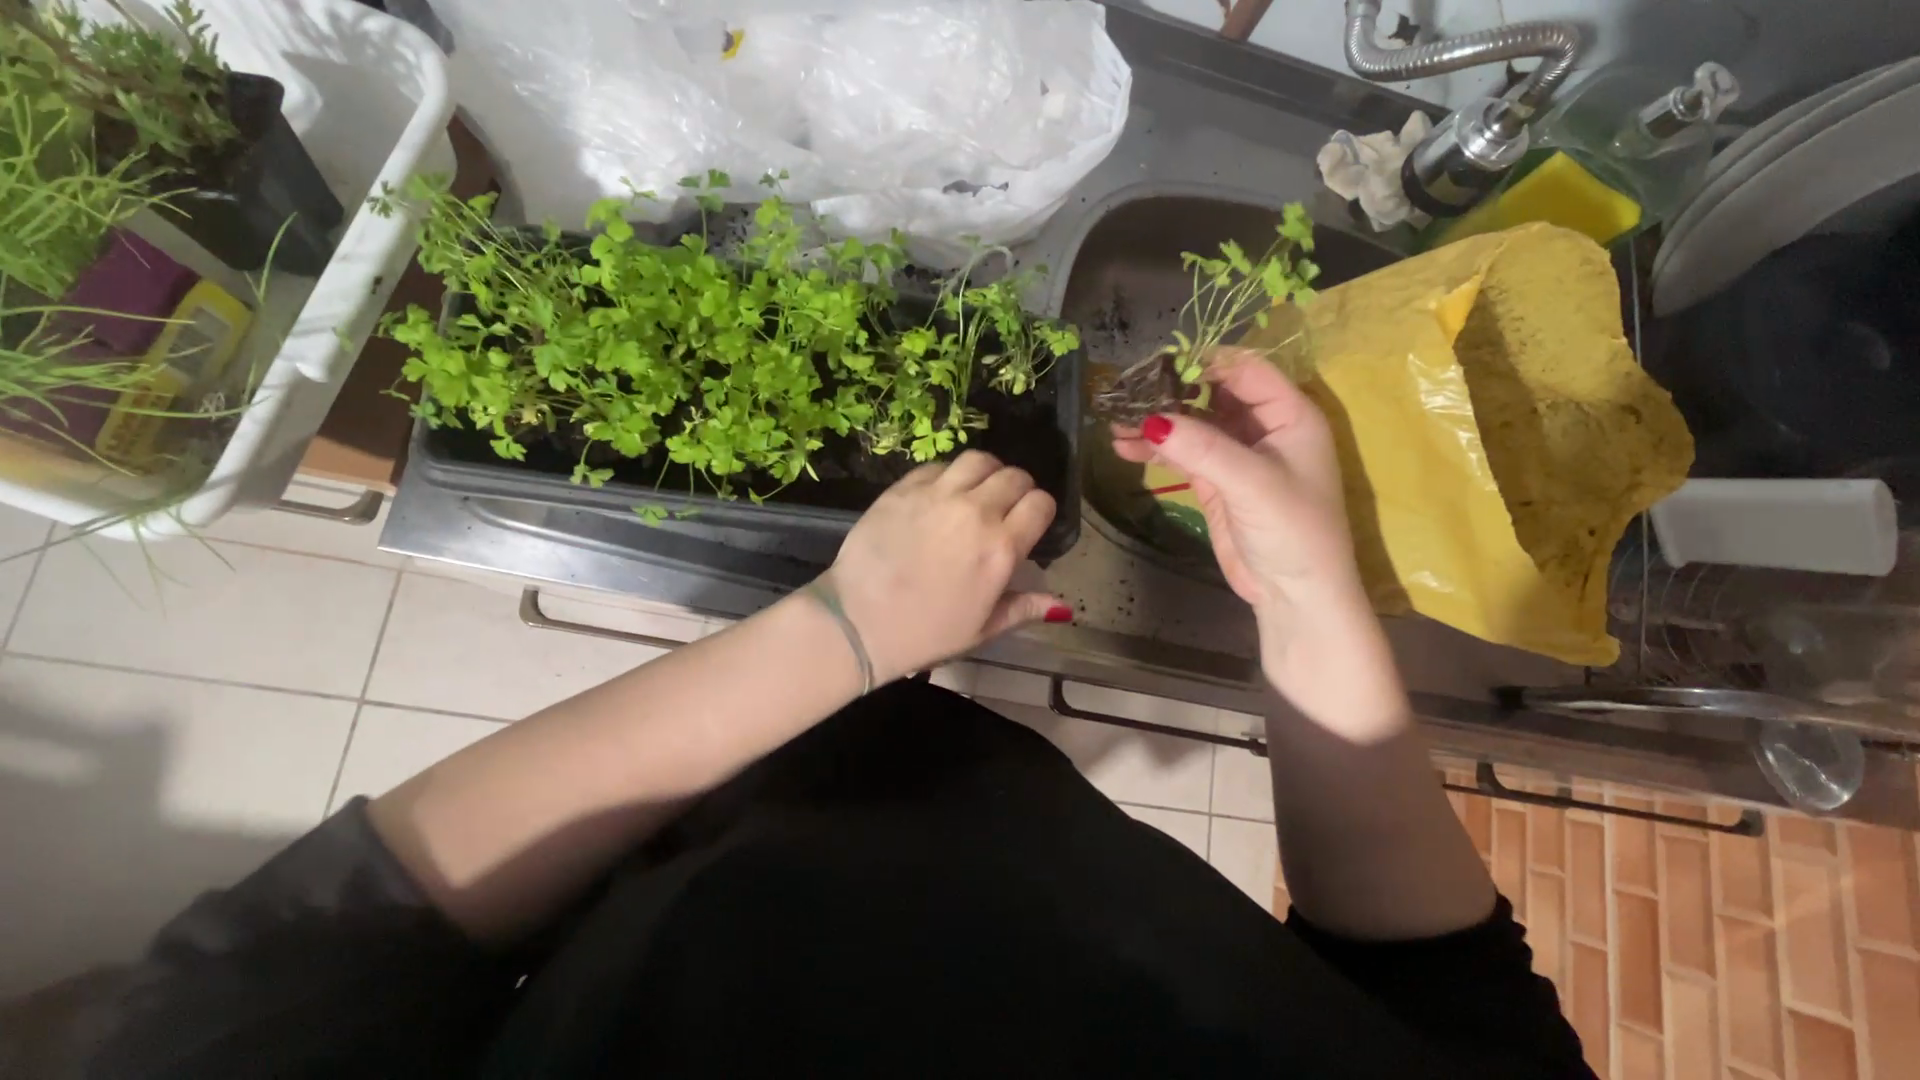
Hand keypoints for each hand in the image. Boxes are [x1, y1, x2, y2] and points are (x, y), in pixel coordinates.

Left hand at [823, 451, 1067, 683]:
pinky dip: (948, 476)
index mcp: (1001, 549)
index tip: (1029, 523)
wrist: (857, 622)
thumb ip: (1023, 609)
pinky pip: (938, 467)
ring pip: (978, 461)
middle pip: (1014, 476)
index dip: (1040, 511)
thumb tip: (1062, 607)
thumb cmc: (924, 634)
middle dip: (1017, 490)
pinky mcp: (903, 489)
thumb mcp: (981, 630)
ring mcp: (937, 495)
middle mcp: (975, 513)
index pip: (1041, 504)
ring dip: (986, 473)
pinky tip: (940, 495)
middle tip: (1004, 508)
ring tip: (977, 491)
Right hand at [1112, 347, 1360, 615]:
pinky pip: (1181, 454)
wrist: (1295, 597)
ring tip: (1115, 422)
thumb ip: (1202, 449)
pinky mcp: (1215, 483)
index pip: (1243, 370)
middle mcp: (1263, 427)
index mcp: (1289, 414)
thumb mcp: (1252, 483)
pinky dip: (1154, 450)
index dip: (1202, 362)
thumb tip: (1149, 422)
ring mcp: (1237, 455)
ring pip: (1191, 424)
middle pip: (1211, 393)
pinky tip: (1123, 448)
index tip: (1156, 366)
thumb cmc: (1293, 532)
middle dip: (1170, 391)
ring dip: (1155, 422)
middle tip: (1126, 393)